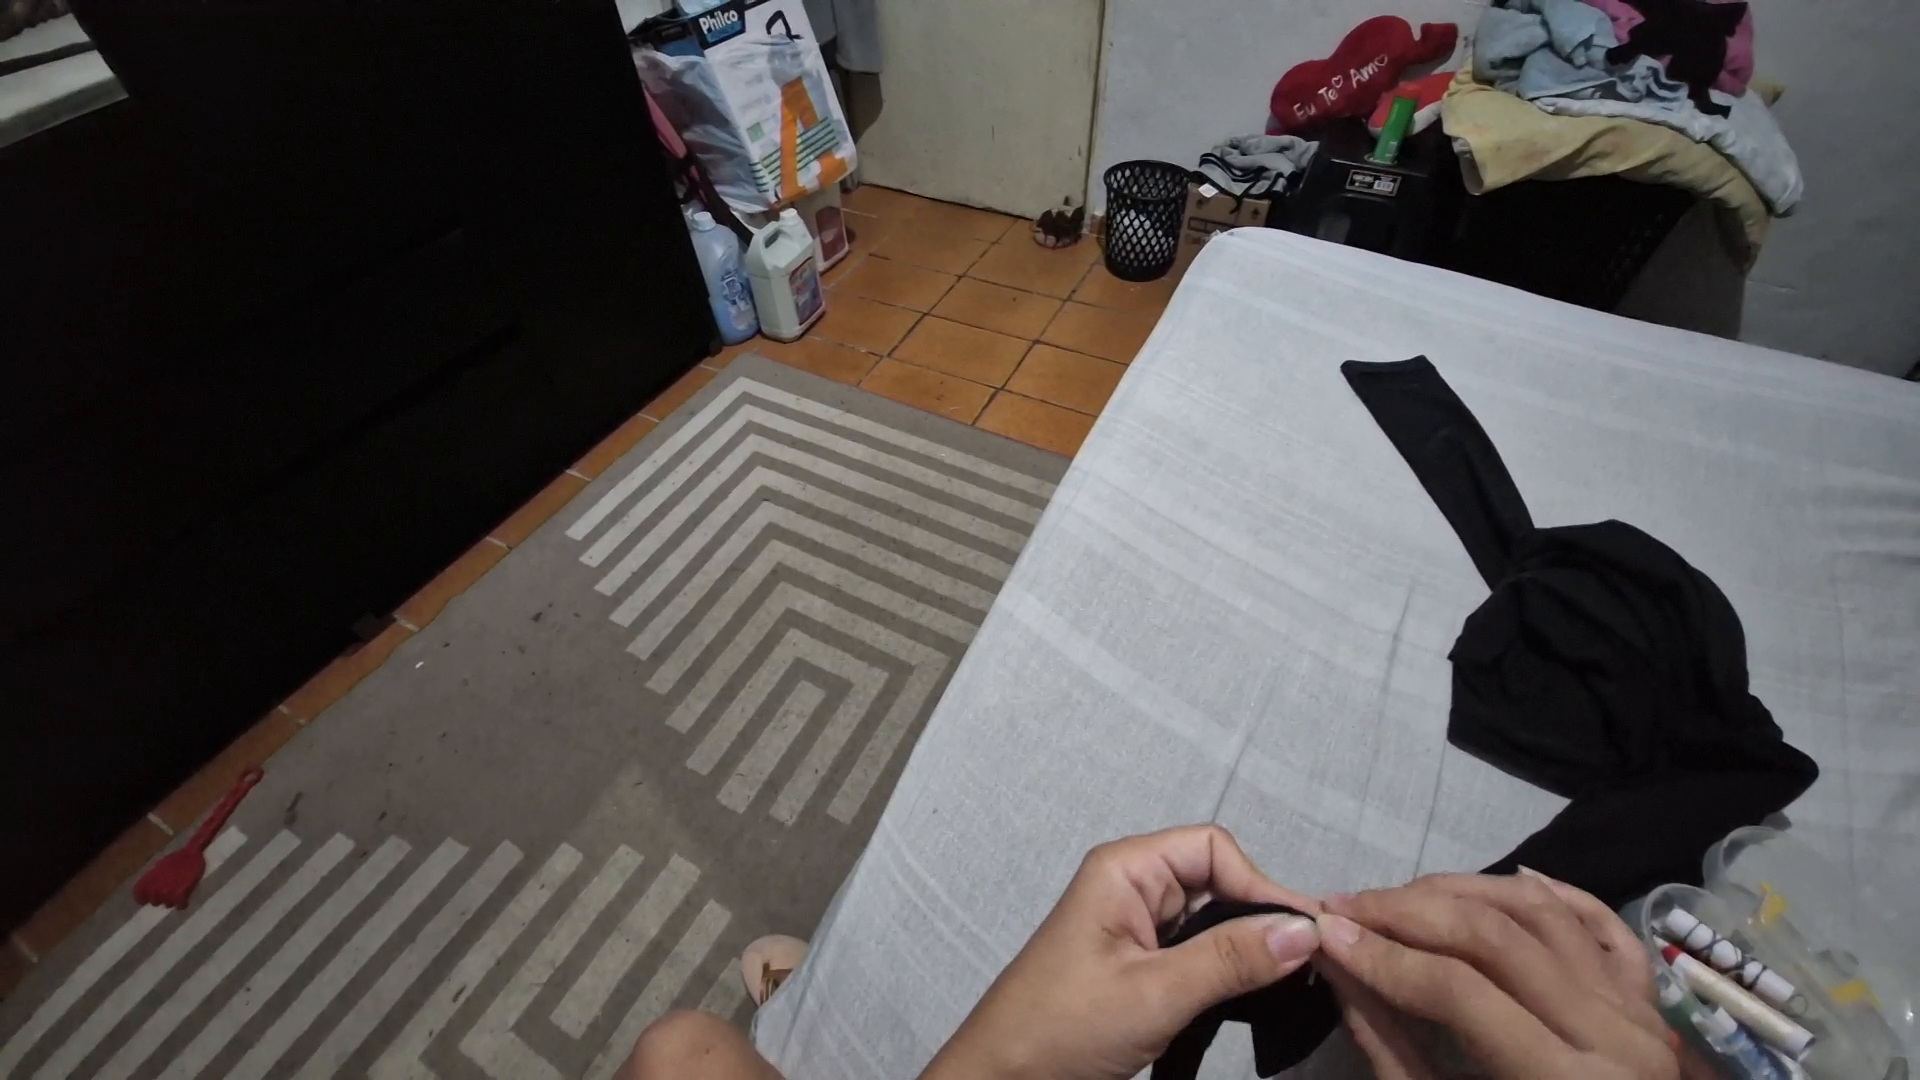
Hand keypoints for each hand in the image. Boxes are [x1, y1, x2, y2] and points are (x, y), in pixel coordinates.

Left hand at [918, 825, 1321, 1079]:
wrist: (1007, 1073)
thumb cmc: (1062, 1024)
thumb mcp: (1155, 992)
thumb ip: (1229, 959)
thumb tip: (1303, 930)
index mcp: (1125, 868)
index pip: (1210, 848)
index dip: (1258, 884)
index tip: (1304, 935)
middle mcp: (1132, 884)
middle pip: (1214, 877)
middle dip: (1257, 915)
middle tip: (1308, 965)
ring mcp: (1136, 922)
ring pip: (1210, 915)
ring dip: (1245, 945)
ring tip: (1288, 983)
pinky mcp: (1141, 958)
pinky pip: (1196, 947)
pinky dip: (1227, 966)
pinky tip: (1252, 993)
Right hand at [1314, 871, 1680, 1079]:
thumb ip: (1386, 1040)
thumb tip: (1334, 959)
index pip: (1458, 988)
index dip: (1382, 954)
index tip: (1322, 929)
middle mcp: (1617, 1038)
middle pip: (1491, 934)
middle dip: (1403, 910)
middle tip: (1345, 906)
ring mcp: (1639, 1013)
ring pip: (1535, 910)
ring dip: (1455, 889)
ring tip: (1399, 898)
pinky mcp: (1648, 1003)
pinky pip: (1601, 924)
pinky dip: (1551, 893)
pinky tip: (1504, 881)